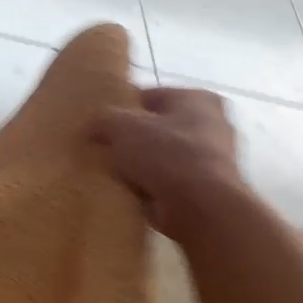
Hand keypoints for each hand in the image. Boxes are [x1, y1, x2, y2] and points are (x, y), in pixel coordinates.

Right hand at [89, 87, 245, 239]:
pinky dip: (147, 184)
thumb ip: (103, 119)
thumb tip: (90, 126)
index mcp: (197, 98)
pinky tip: (126, 190)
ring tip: (107, 172)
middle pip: (155, 126)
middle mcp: (211, 122)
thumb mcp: (122, 127)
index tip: (96, 125)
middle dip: (128, 138)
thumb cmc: (167, 155)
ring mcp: (211, 156)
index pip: (149, 96)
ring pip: (159, 154)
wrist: (201, 206)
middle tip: (99, 148)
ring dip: (136, 163)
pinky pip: (164, 179)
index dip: (120, 109)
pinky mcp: (204, 186)